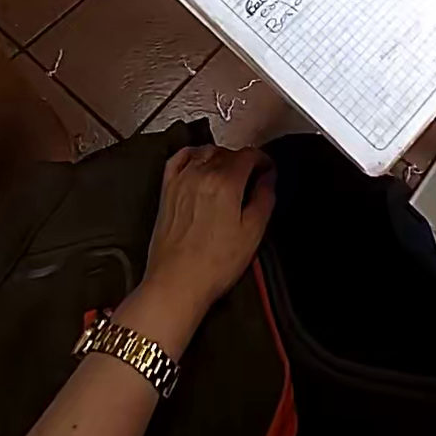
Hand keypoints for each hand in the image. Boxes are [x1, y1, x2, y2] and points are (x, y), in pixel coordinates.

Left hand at [142, 146, 276, 322]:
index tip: (268, 170)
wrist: (176, 284)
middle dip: (245, 161)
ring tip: (230, 173)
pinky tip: (200, 163)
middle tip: (253, 177)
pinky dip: (192, 154)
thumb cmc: (215, 263)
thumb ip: (265, 197)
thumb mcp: (253, 231)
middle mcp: (201, 174)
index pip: (249, 155)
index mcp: (226, 182)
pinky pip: (179, 158)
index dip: (263, 159)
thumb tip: (269, 177)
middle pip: (228, 152)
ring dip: (221, 156)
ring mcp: (181, 180)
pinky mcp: (167, 190)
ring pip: (205, 152)